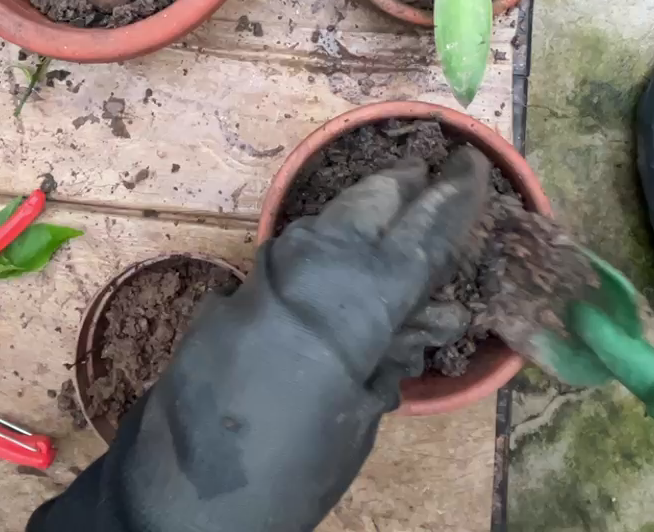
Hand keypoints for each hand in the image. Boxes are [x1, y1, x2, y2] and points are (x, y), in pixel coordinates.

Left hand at [28, 147, 489, 531]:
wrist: (179, 488)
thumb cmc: (290, 467)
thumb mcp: (357, 420)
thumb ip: (392, 355)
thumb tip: (428, 316)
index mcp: (357, 301)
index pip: (421, 237)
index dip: (453, 199)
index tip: (473, 164)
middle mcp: (314, 264)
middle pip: (370, 202)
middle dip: (403, 186)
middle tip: (431, 173)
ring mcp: (272, 267)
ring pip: (331, 215)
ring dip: (366, 205)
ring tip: (396, 200)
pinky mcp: (243, 284)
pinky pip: (301, 242)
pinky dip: (333, 235)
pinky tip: (345, 246)